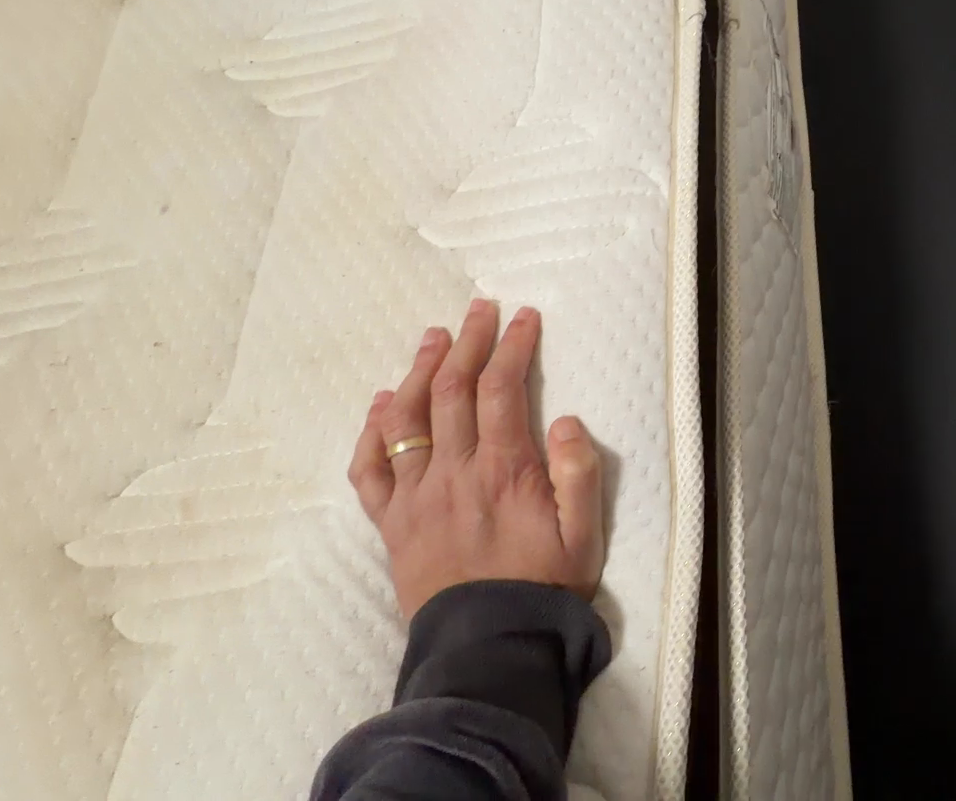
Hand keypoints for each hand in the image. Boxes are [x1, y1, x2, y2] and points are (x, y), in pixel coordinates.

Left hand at [348, 299, 605, 617]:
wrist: (490, 646)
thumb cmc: (546, 585)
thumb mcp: (585, 533)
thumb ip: (579, 473)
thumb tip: (564, 419)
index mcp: (505, 470)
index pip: (503, 390)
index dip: (512, 346)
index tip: (523, 316)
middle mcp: (454, 473)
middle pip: (454, 391)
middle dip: (468, 342)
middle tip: (478, 309)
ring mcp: (417, 496)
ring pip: (409, 418)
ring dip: (421, 371)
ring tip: (433, 337)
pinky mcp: (393, 522)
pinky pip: (370, 469)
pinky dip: (372, 431)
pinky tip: (383, 403)